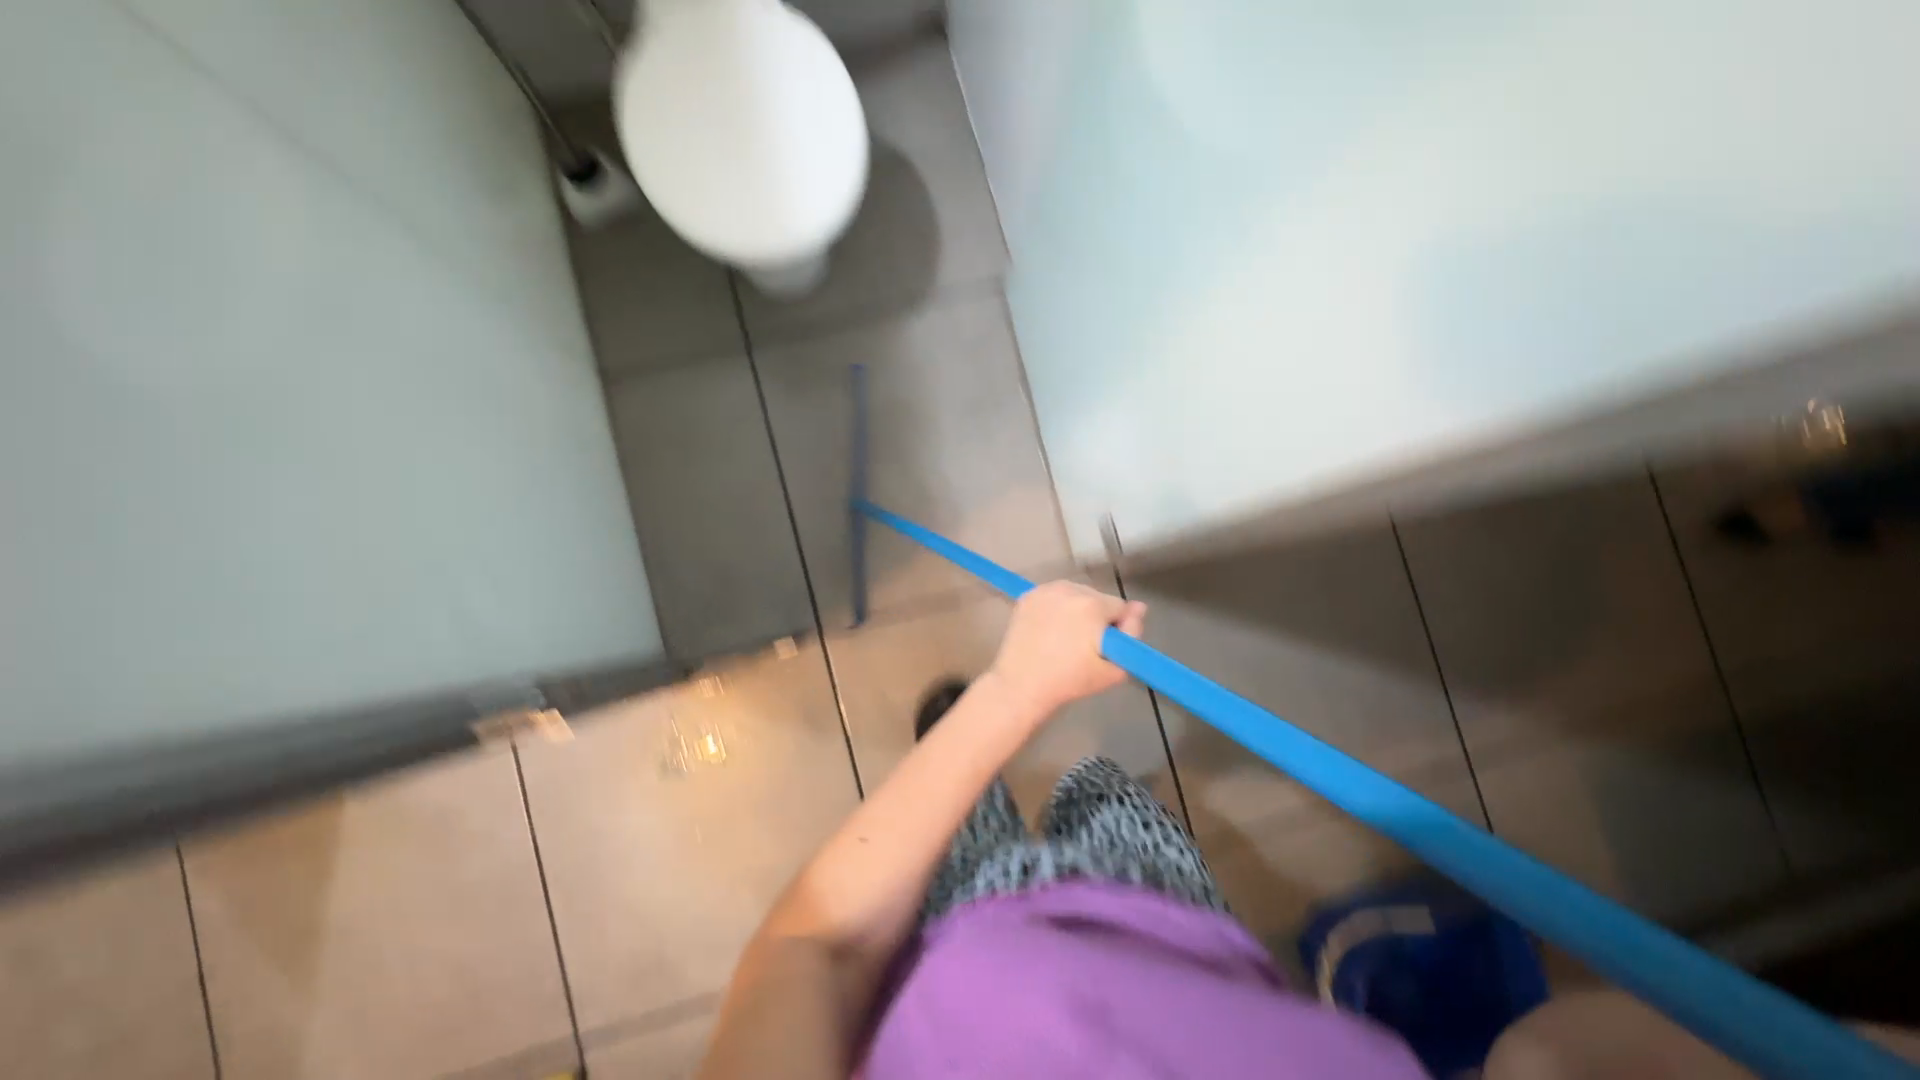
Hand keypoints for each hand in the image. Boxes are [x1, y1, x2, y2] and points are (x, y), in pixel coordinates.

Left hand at [986, 580, 1146, 718]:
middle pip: (1097, 597)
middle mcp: (1069, 589)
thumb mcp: (1113, 668)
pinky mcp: (1027, 596)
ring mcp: (1045, 590)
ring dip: (1078, 609)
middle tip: (1086, 645)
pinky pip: (1054, 597)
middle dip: (1098, 617)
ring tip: (1067, 637)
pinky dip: (1057, 608)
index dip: (1118, 628)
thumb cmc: (1069, 681)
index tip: (1106, 647)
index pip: (1121, 607)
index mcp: (1093, 605)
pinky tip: (1050, 629)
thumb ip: (1132, 636)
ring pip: (1075, 594)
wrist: (1020, 685)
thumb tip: (1140, 608)